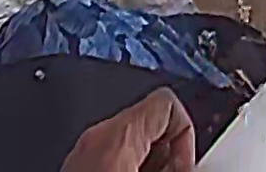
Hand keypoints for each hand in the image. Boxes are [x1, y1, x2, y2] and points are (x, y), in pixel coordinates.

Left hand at [61, 89, 195, 171]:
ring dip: (148, 160)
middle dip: (166, 148)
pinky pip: (109, 155)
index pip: (167, 101)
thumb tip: (192, 158)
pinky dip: (127, 166)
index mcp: (116, 132)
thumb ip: (177, 161)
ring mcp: (81, 151)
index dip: (185, 132)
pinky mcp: (73, 166)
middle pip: (148, 119)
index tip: (187, 164)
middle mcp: (95, 134)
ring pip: (130, 139)